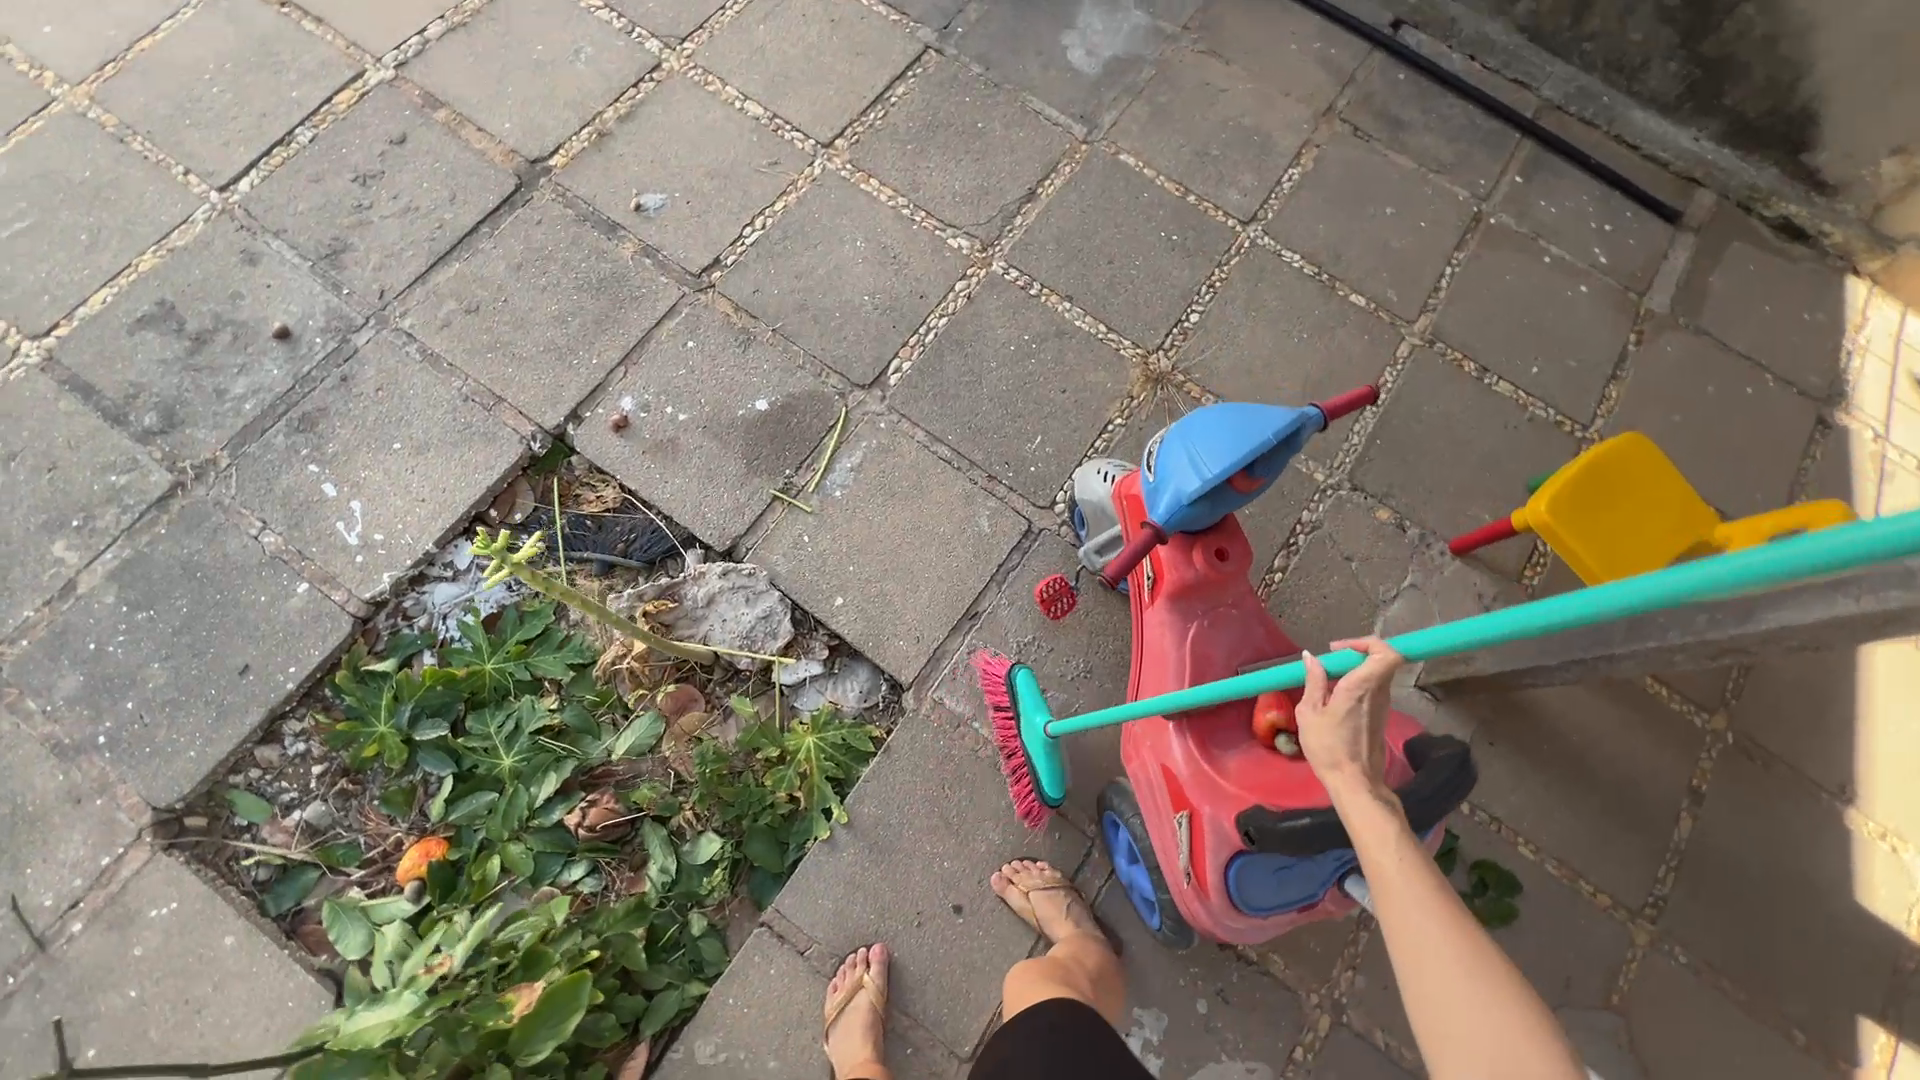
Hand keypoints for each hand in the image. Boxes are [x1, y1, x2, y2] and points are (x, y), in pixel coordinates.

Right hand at [1296, 637, 1402, 800]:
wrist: (1355, 782)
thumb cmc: (1328, 747)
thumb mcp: (1309, 713)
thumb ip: (1313, 682)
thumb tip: (1311, 657)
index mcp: (1362, 686)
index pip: (1387, 653)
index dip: (1367, 642)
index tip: (1339, 649)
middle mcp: (1379, 692)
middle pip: (1381, 659)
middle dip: (1354, 653)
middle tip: (1329, 663)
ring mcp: (1384, 704)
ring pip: (1377, 674)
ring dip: (1354, 670)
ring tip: (1328, 681)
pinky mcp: (1382, 715)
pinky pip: (1373, 688)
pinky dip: (1357, 684)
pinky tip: (1335, 698)